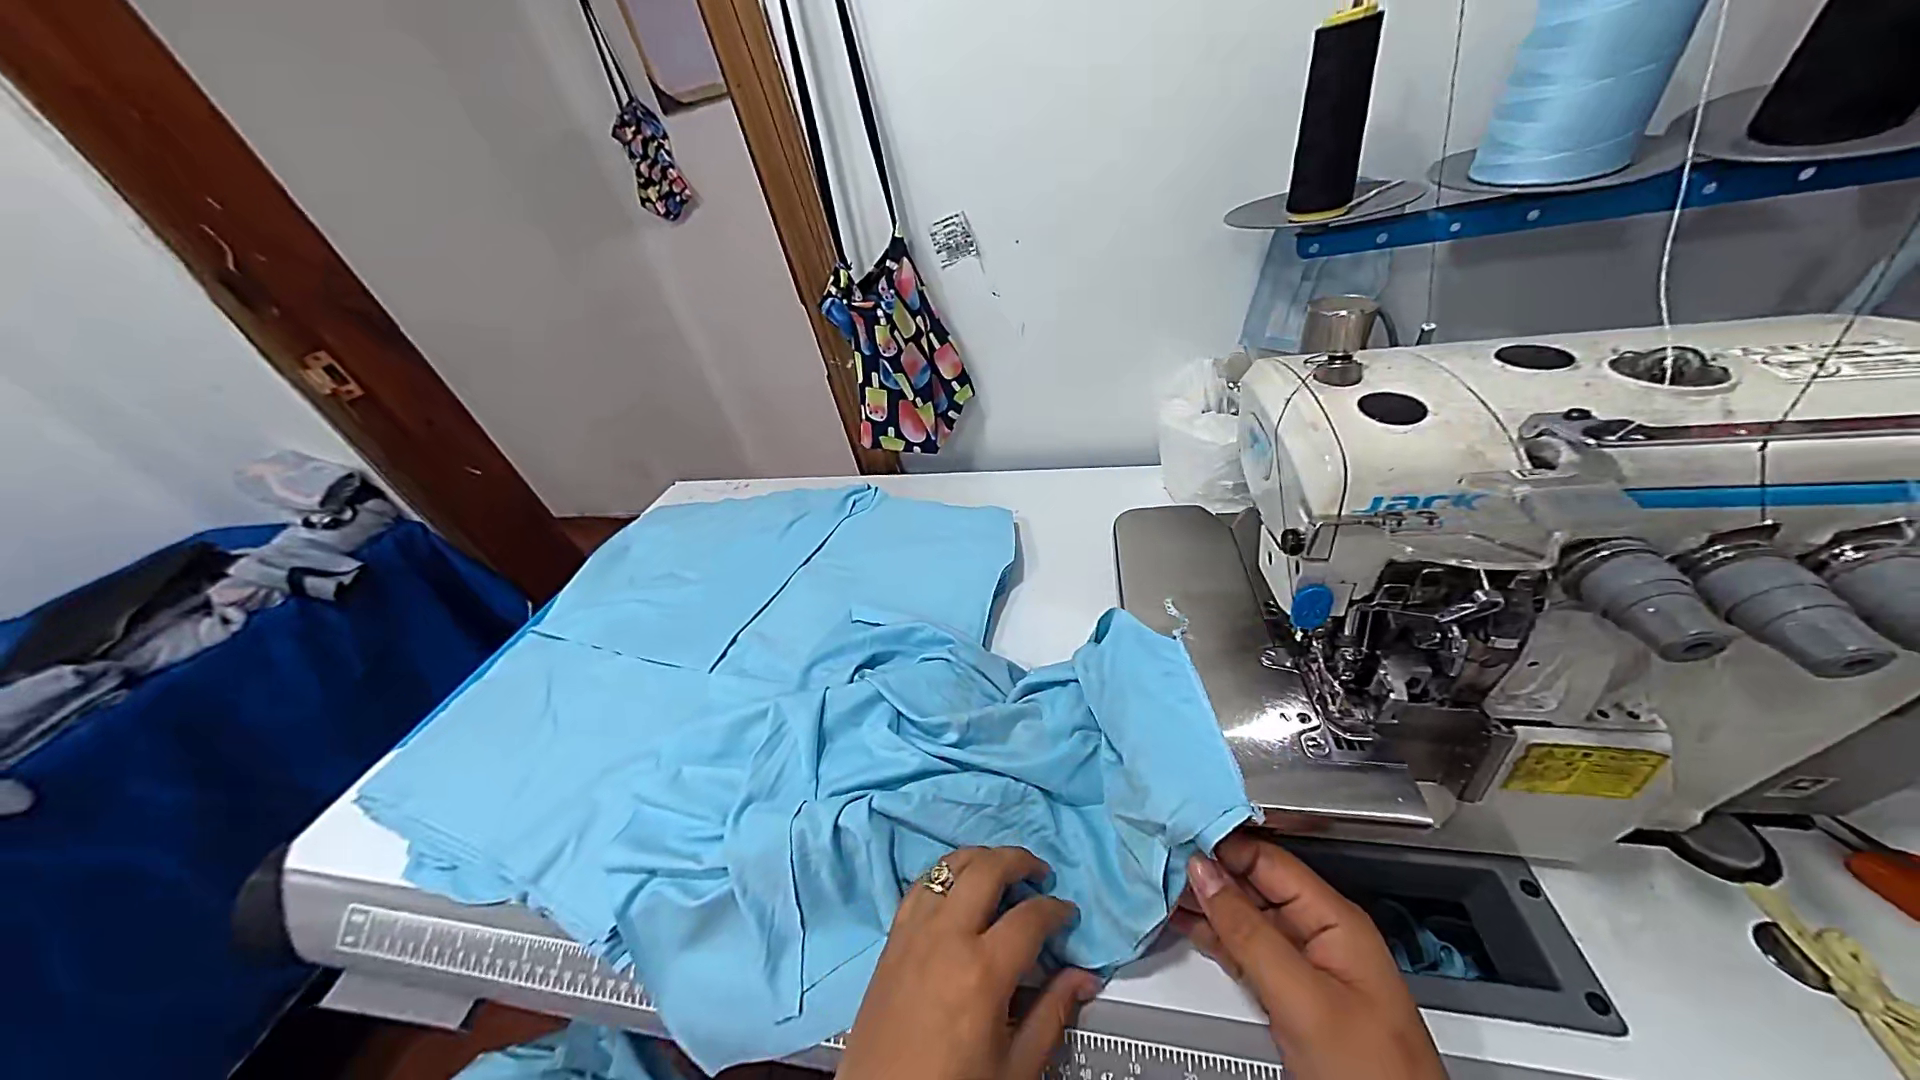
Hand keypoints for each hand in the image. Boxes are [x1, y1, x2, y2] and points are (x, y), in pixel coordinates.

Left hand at [837, 846, 1100, 1079]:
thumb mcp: (1014, 1067)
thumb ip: (1052, 1013)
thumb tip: (1083, 978)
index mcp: (982, 971)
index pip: (1030, 917)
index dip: (1056, 909)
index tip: (1067, 913)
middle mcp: (946, 937)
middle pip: (987, 869)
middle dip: (1020, 861)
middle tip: (1039, 873)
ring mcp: (915, 931)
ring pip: (949, 866)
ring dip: (981, 858)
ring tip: (1001, 869)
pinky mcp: (892, 937)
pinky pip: (920, 885)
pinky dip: (944, 874)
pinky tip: (958, 886)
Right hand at [1172, 832, 1446, 1079]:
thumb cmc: (1371, 1073)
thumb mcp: (1302, 996)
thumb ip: (1248, 929)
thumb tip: (1204, 872)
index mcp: (1333, 919)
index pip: (1268, 860)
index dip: (1223, 846)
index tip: (1179, 838)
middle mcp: (1317, 931)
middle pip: (1253, 882)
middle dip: (1207, 871)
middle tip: (1161, 860)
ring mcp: (1301, 961)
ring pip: (1243, 913)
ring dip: (1204, 900)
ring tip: (1163, 886)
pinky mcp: (1287, 989)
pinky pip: (1242, 945)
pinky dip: (1212, 933)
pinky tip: (1186, 922)